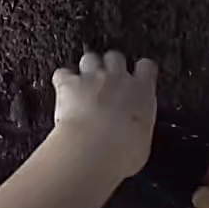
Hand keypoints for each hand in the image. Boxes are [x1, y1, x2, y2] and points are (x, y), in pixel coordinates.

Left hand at [51, 51, 158, 176]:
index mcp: (142, 91)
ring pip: (90, 58)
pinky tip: (62, 90)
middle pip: (116, 57)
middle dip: (110, 65)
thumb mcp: (141, 143)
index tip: (139, 76)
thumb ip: (138, 130)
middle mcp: (118, 78)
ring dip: (87, 68)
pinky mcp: (69, 84)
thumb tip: (135, 136)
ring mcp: (93, 78)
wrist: (95, 147)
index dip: (141, 70)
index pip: (147, 68)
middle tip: (107, 82)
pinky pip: (63, 73)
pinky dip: (62, 80)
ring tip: (84, 83)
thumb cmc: (122, 150)